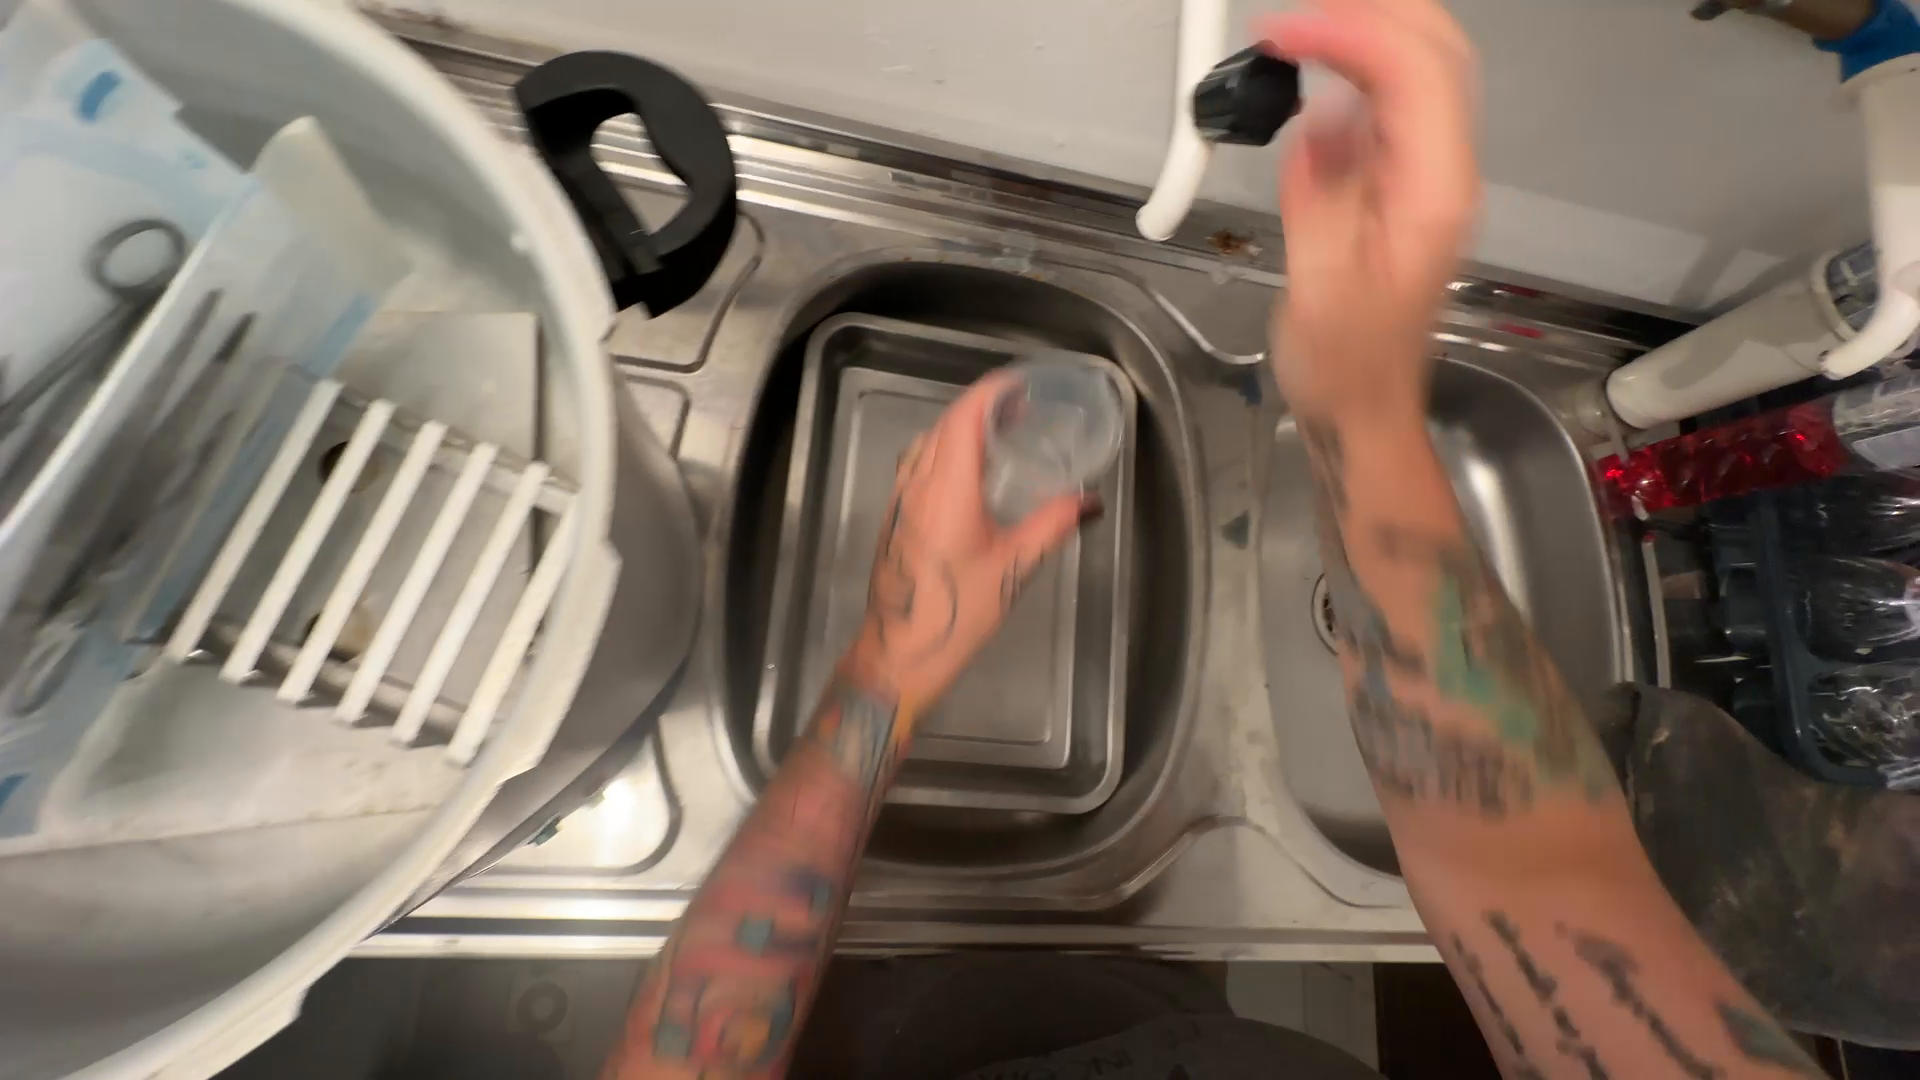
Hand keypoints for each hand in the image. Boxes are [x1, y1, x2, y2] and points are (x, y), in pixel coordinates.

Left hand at [847, 370, 1090, 710]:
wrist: (900, 651)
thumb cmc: (960, 611)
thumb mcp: (1015, 566)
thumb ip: (1053, 524)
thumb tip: (1090, 500)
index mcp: (947, 488)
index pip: (964, 417)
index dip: (992, 392)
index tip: (1022, 385)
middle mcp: (917, 484)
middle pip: (945, 425)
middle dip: (981, 407)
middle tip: (1021, 410)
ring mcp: (900, 500)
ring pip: (927, 443)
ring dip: (960, 428)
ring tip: (998, 435)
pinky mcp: (895, 517)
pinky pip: (918, 465)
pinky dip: (945, 451)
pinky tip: (969, 473)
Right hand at [1259, 0, 1480, 423]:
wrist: (1363, 407)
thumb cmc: (1341, 367)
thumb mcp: (1318, 288)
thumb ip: (1321, 196)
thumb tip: (1320, 119)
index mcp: (1431, 197)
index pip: (1411, 76)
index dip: (1349, 35)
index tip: (1282, 32)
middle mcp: (1444, 176)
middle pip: (1437, 54)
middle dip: (1372, 13)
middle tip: (1299, 16)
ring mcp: (1428, 182)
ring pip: (1422, 75)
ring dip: (1369, 37)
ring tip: (1305, 33)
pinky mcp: (1404, 193)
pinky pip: (1395, 114)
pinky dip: (1360, 79)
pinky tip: (1321, 82)